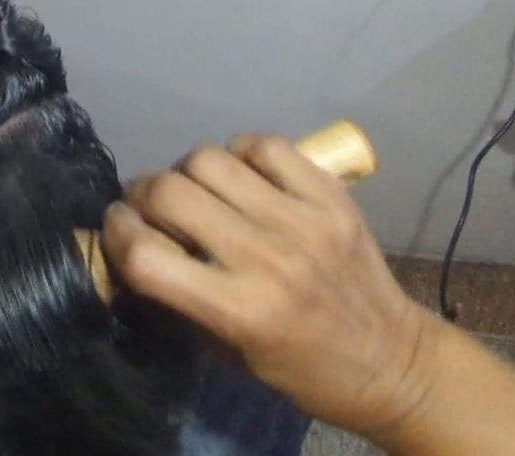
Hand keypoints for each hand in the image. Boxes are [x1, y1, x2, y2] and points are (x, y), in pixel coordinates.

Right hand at [105, 135, 440, 442]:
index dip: (116, 232)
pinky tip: (244, 176)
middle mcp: (269, 260)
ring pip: (209, 158)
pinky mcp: (331, 196)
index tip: (118, 226)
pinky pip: (263, 145)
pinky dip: (241, 153)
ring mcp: (304, 222)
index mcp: (240, 312)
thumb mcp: (227, 350)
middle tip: (152, 206)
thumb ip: (176, 294)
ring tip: (200, 190)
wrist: (398, 365)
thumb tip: (127, 241)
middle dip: (144, 193)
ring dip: (189, 171)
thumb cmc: (301, 369)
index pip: (146, 256)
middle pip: (171, 192)